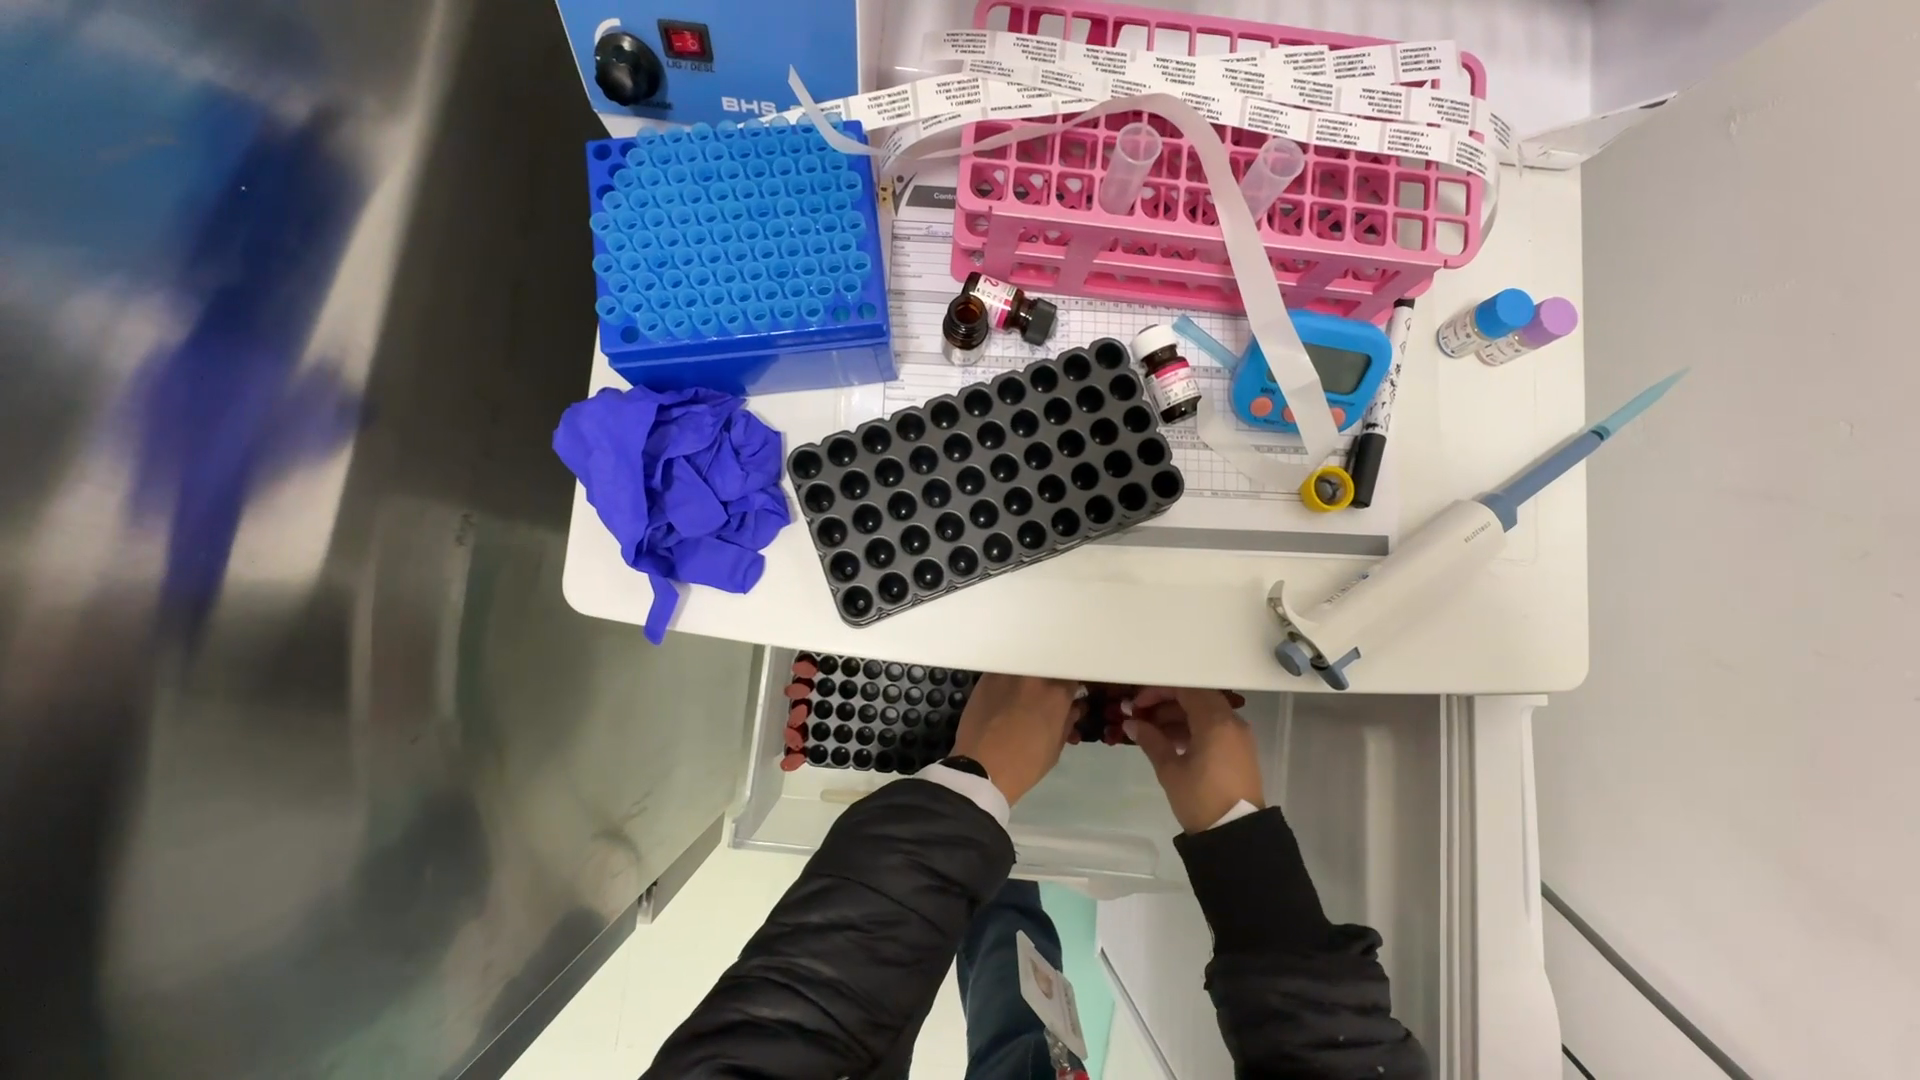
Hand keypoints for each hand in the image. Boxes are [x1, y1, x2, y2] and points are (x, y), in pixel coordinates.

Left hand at [951, 674, 1085, 804]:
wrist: (979, 768)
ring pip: (1026, 667)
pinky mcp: (986, 677)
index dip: (1071, 688)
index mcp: (1057, 693)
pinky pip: (1005, 672)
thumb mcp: (1054, 749)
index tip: (1069, 696)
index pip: (1072, 677)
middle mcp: (1034, 675)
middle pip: (1049, 668)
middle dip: (1051, 680)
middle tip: (1045, 698)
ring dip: (1029, 679)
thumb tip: (1071, 710)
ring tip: (1023, 697)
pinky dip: (1009, 681)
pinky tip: (1006, 696)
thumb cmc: (1024, 765)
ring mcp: (1008, 673)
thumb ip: (1066, 723)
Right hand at [1125, 686, 1264, 832]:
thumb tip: (1131, 723)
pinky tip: (1171, 743)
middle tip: (1141, 716)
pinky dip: (1193, 729)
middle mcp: (1232, 722)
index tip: (1137, 706)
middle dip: (1166, 703)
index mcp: (1216, 722)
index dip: (1158, 692)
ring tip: (1151, 732)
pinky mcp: (1240, 751)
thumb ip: (1150, 740)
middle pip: (1196, 698)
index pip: (1185, 689)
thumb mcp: (1170, 770)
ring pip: (1205, 713)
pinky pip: (1214, 728)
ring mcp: (1239, 736)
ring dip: (1178, 717)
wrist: (1238, 835)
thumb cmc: (1201, 799)